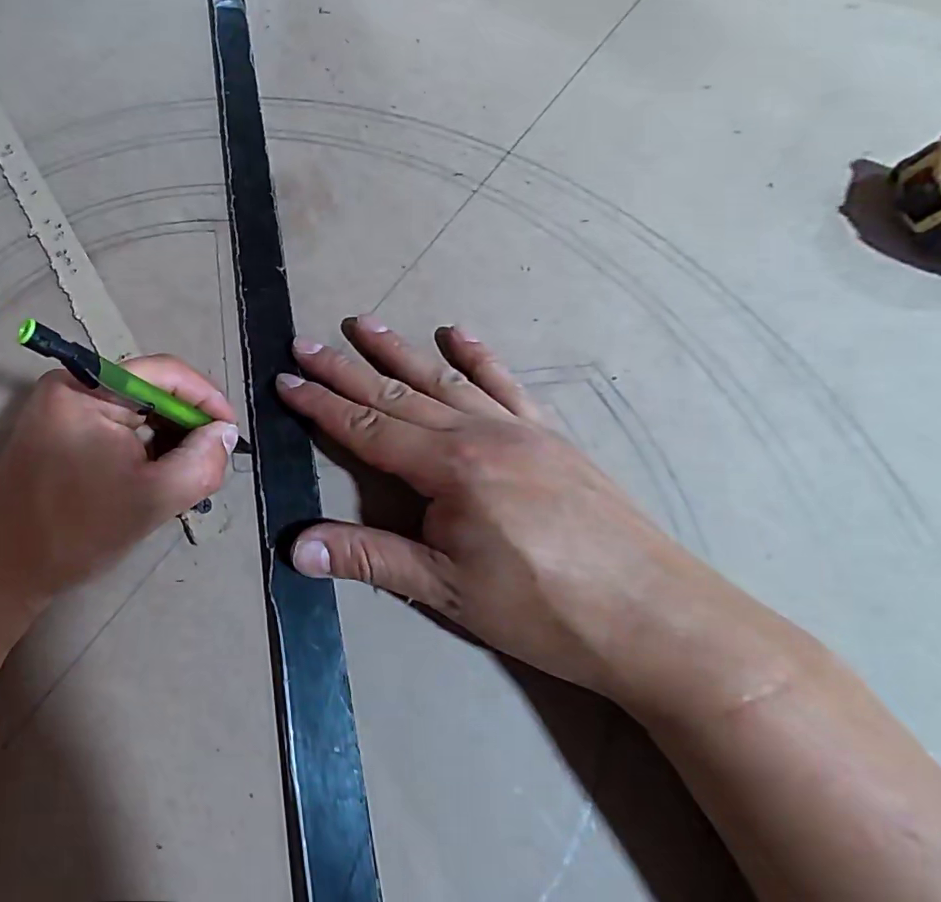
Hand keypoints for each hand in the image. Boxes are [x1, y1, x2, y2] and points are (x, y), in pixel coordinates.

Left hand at [0, 356, 238, 602]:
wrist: (5, 569)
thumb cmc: (75, 531)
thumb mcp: (152, 499)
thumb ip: (201, 463)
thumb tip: (225, 434)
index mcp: (85, 388)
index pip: (164, 373)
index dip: (205, 398)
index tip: (230, 433)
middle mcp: (72, 385)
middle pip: (151, 389)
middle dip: (186, 424)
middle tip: (209, 461)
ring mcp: (64, 406)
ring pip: (138, 409)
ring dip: (167, 438)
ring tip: (183, 474)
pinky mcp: (62, 428)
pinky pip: (119, 424)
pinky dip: (145, 447)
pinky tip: (155, 476)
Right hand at [275, 317, 715, 698]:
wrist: (655, 615)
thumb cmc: (543, 610)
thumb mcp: (447, 590)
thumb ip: (371, 558)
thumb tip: (295, 546)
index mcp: (450, 468)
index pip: (367, 428)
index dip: (321, 405)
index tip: (286, 380)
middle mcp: (481, 433)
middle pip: (398, 394)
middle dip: (346, 369)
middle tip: (305, 343)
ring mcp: (520, 428)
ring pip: (446, 379)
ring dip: (400, 352)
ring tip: (364, 324)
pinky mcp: (552, 435)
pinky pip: (507, 384)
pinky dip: (478, 357)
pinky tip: (459, 334)